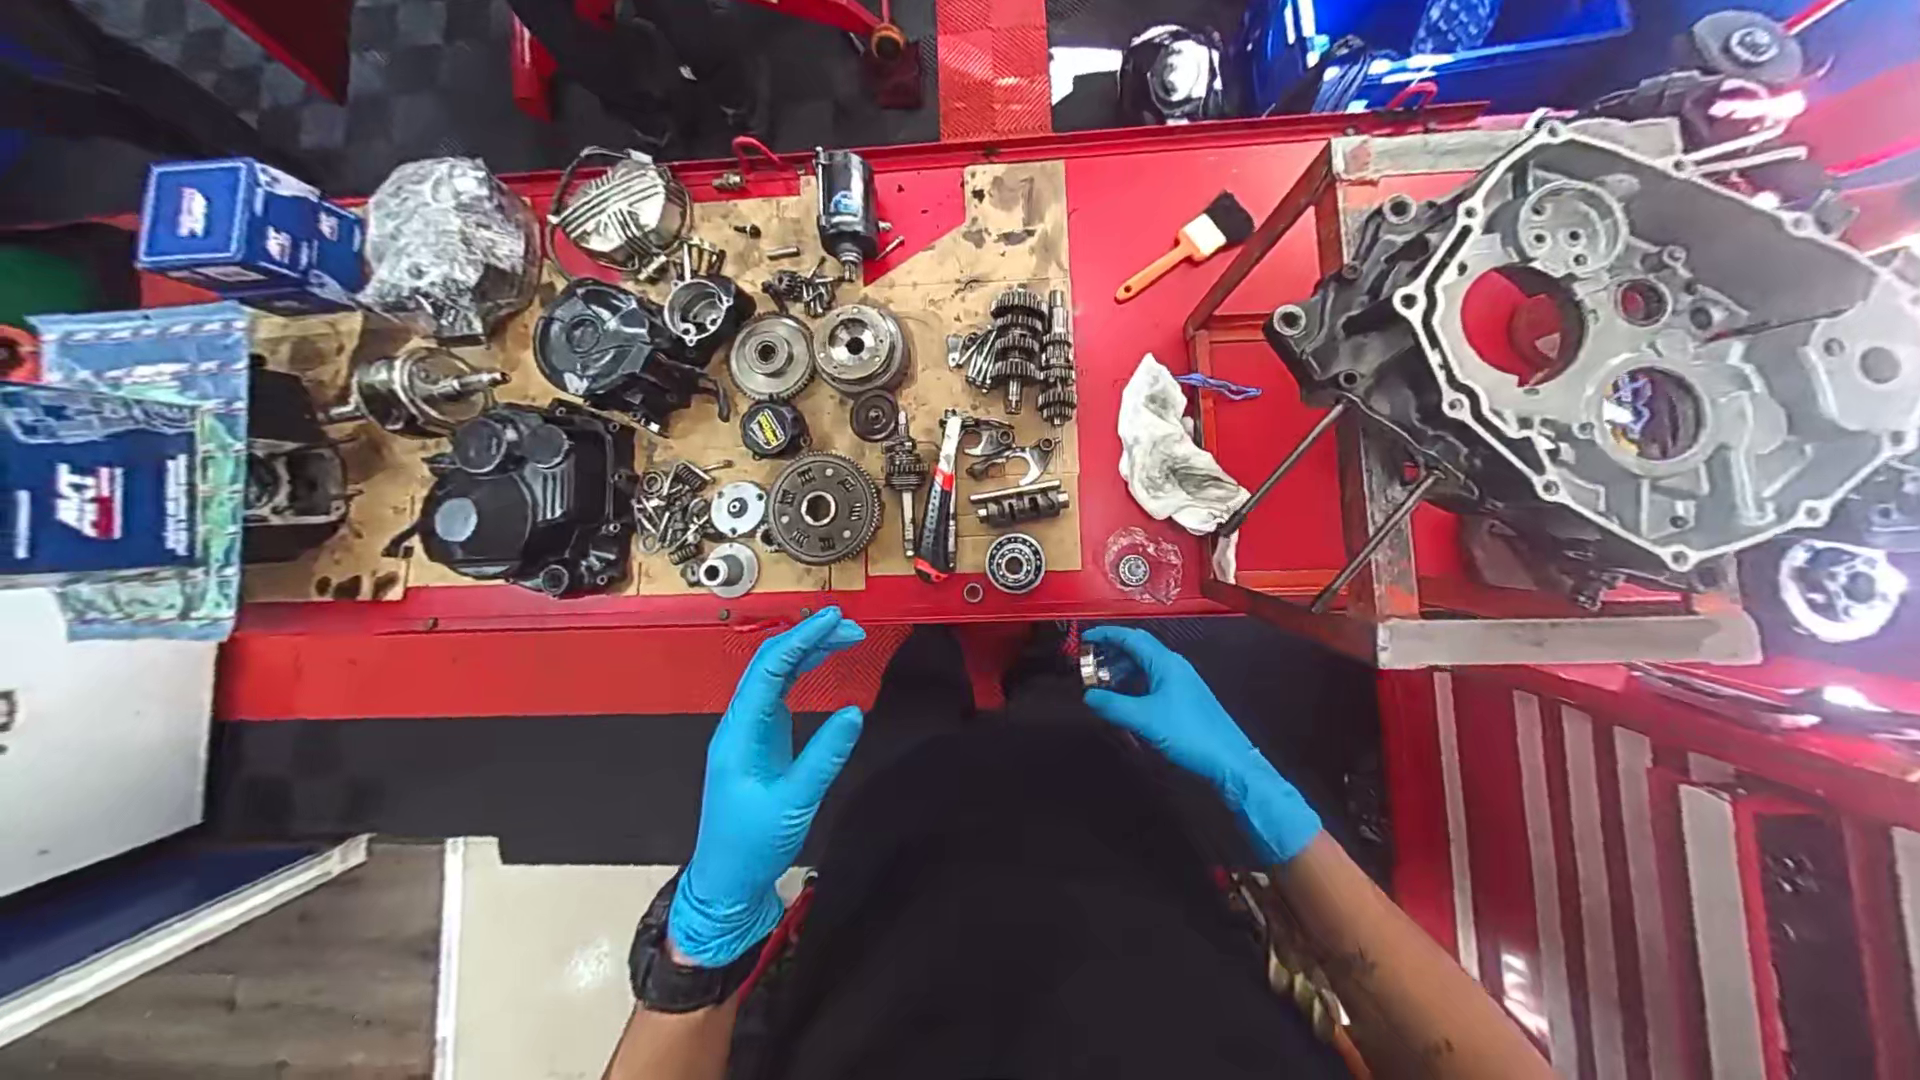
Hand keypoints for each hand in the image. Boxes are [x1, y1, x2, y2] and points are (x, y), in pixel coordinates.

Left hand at [669, 607, 866, 966]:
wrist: (726, 880)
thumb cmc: (750, 845)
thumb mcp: (793, 802)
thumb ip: (825, 756)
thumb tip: (855, 712)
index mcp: (740, 732)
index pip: (771, 668)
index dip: (802, 638)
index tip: (833, 620)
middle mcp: (741, 722)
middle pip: (772, 662)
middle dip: (808, 637)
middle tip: (849, 627)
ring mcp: (750, 729)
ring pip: (776, 674)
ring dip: (808, 651)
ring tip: (845, 638)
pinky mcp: (761, 739)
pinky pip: (781, 692)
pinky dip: (804, 672)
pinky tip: (823, 664)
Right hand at [1081, 625, 1321, 863]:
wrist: (1229, 761)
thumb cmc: (1189, 734)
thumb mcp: (1143, 719)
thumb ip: (1112, 705)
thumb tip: (1089, 696)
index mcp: (1165, 663)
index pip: (1131, 637)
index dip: (1105, 635)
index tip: (1085, 639)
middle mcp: (1174, 666)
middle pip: (1137, 649)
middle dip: (1111, 654)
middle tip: (1090, 666)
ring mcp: (1181, 682)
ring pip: (1144, 667)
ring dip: (1121, 672)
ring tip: (1103, 686)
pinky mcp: (1184, 698)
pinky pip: (1152, 682)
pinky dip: (1133, 686)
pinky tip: (1124, 702)